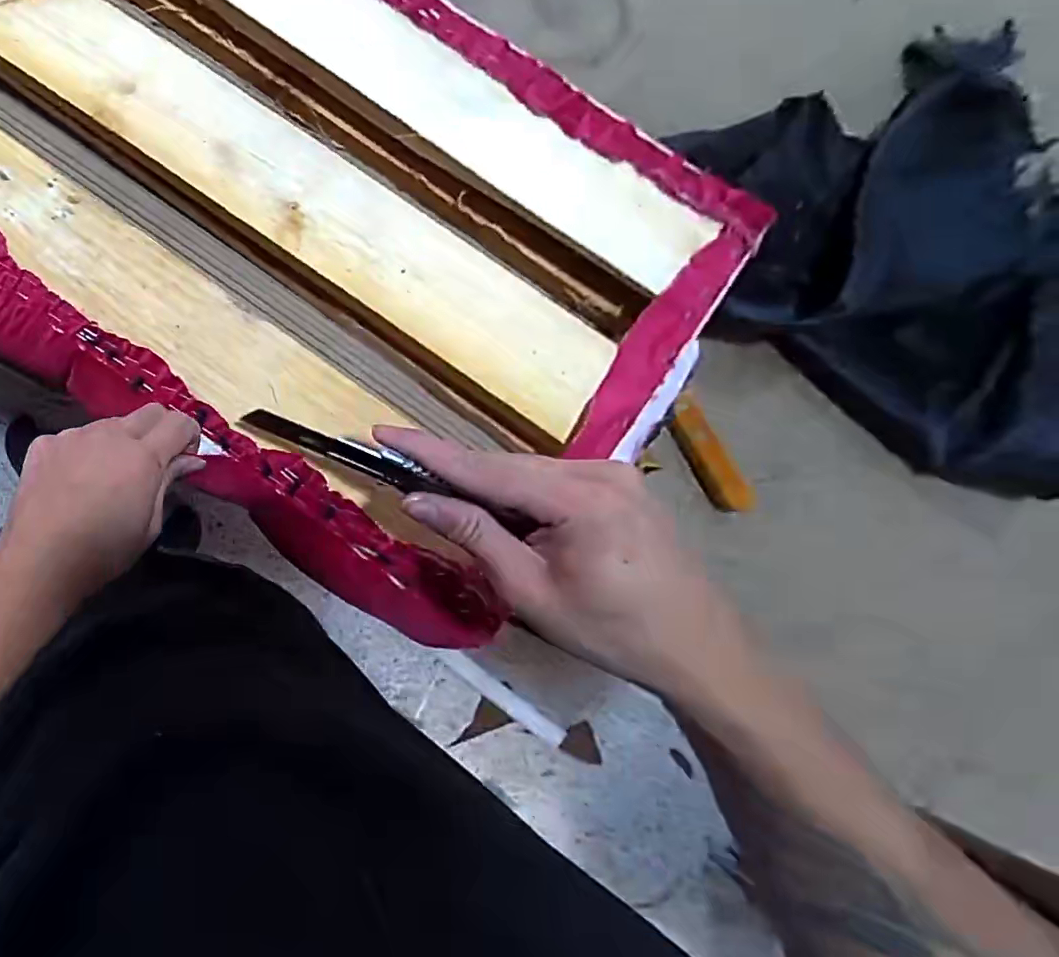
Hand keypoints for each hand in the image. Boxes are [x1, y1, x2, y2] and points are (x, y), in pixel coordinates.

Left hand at [0, 404, 203, 618]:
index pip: (178, 422)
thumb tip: (190, 460)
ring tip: (106, 478)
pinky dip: (81, 453)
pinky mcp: (45, 443)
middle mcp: (109, 434)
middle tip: (153, 464)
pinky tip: (71, 482)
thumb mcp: (149, 525)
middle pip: (148, 412)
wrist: (39, 557)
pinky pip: (73, 438)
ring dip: (118, 442)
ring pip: (108, 425)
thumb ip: (168, 483)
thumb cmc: (103, 550)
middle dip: (160, 430)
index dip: (190, 435)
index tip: (185, 456)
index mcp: (142, 456)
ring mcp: (73, 435)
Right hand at [373, 426, 759, 705]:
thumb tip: (416, 499)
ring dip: (483, 486)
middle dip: (452, 471)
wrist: (703, 653)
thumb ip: (473, 535)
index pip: (483, 467)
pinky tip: (501, 513)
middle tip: (402, 472)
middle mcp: (600, 472)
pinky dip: (513, 493)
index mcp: (582, 499)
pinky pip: (547, 480)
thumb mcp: (529, 590)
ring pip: (524, 471)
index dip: (426, 450)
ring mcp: (614, 475)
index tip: (382, 431)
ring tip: (448, 503)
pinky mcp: (618, 485)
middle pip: (503, 465)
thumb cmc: (612, 631)